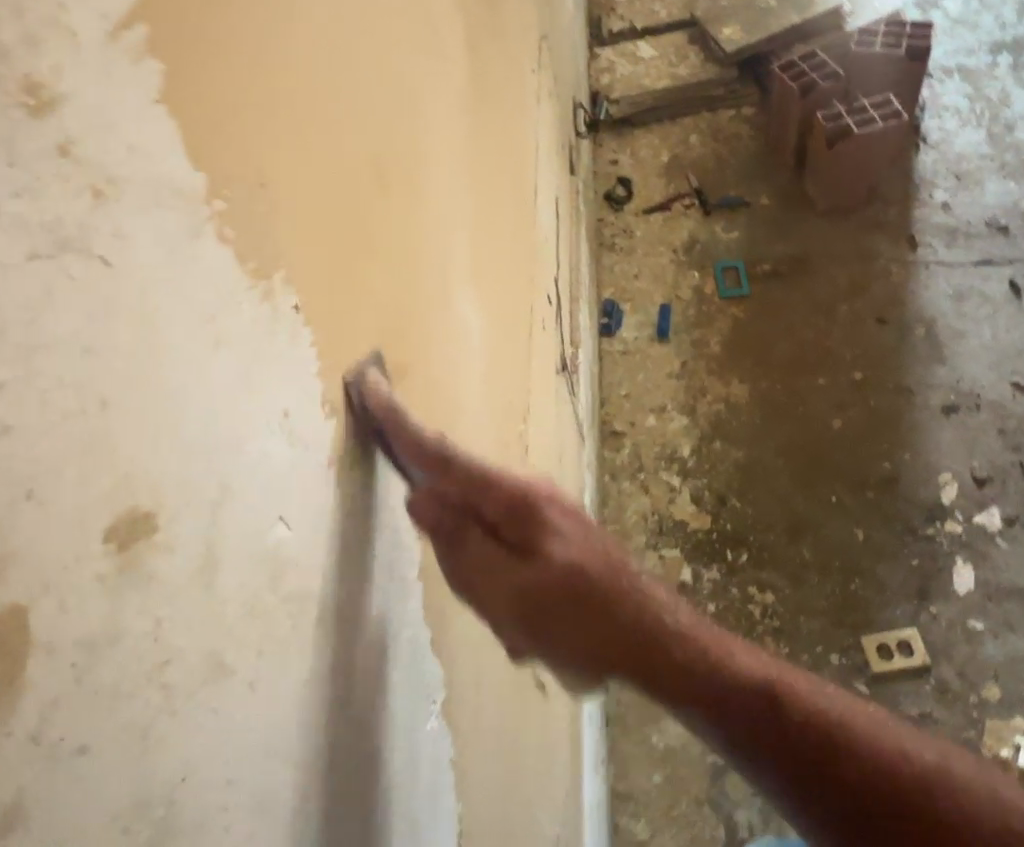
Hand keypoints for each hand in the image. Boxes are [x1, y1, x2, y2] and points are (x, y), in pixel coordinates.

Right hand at [347, 364, 681, 686]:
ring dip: (487, 586)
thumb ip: (459, 545)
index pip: (442, 455)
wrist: (655, 638)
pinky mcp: (551, 534)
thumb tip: (419, 496)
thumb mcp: (509, 596)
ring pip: (481, 537)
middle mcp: (527, 493)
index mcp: (513, 499)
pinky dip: (506, 593)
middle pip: (459, 502)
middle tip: (495, 610)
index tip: (369, 384)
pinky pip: (505, 555)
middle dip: (457, 557)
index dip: (401, 424)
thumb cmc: (582, 622)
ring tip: (524, 630)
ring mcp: (542, 512)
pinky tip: (534, 630)